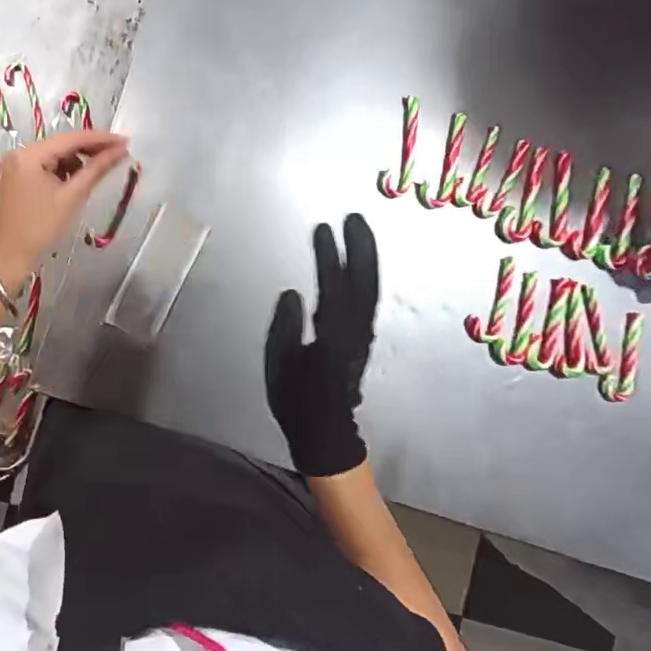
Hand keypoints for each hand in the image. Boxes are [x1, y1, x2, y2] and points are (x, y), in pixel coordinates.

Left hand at [0, 129, 129, 286]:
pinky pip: (45, 167)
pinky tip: (77, 181)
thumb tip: (119, 150)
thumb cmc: (41, 229)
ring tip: (99, 171)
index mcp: (29, 155)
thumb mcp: (72, 197)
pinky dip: (63, 171)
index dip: (100, 139)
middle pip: (62, 145)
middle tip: (119, 153)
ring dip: (77, 161)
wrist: (10, 258)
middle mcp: (19, 154)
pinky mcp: (17, 179)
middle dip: (90, 150)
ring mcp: (16, 166)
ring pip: (54, 156)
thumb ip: (96, 170)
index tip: (125, 140)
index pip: (71, 138)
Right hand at [264, 214, 377, 477]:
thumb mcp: (279, 368)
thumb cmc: (296, 402)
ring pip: (371, 290)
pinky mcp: (362, 338)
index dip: (329, 257)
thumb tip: (292, 292)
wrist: (325, 432)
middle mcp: (355, 334)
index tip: (322, 229)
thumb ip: (285, 329)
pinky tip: (356, 264)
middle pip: (364, 284)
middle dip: (361, 248)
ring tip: (358, 232)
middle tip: (354, 218)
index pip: (333, 289)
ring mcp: (363, 336)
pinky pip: (368, 300)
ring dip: (367, 259)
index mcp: (331, 340)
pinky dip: (364, 277)